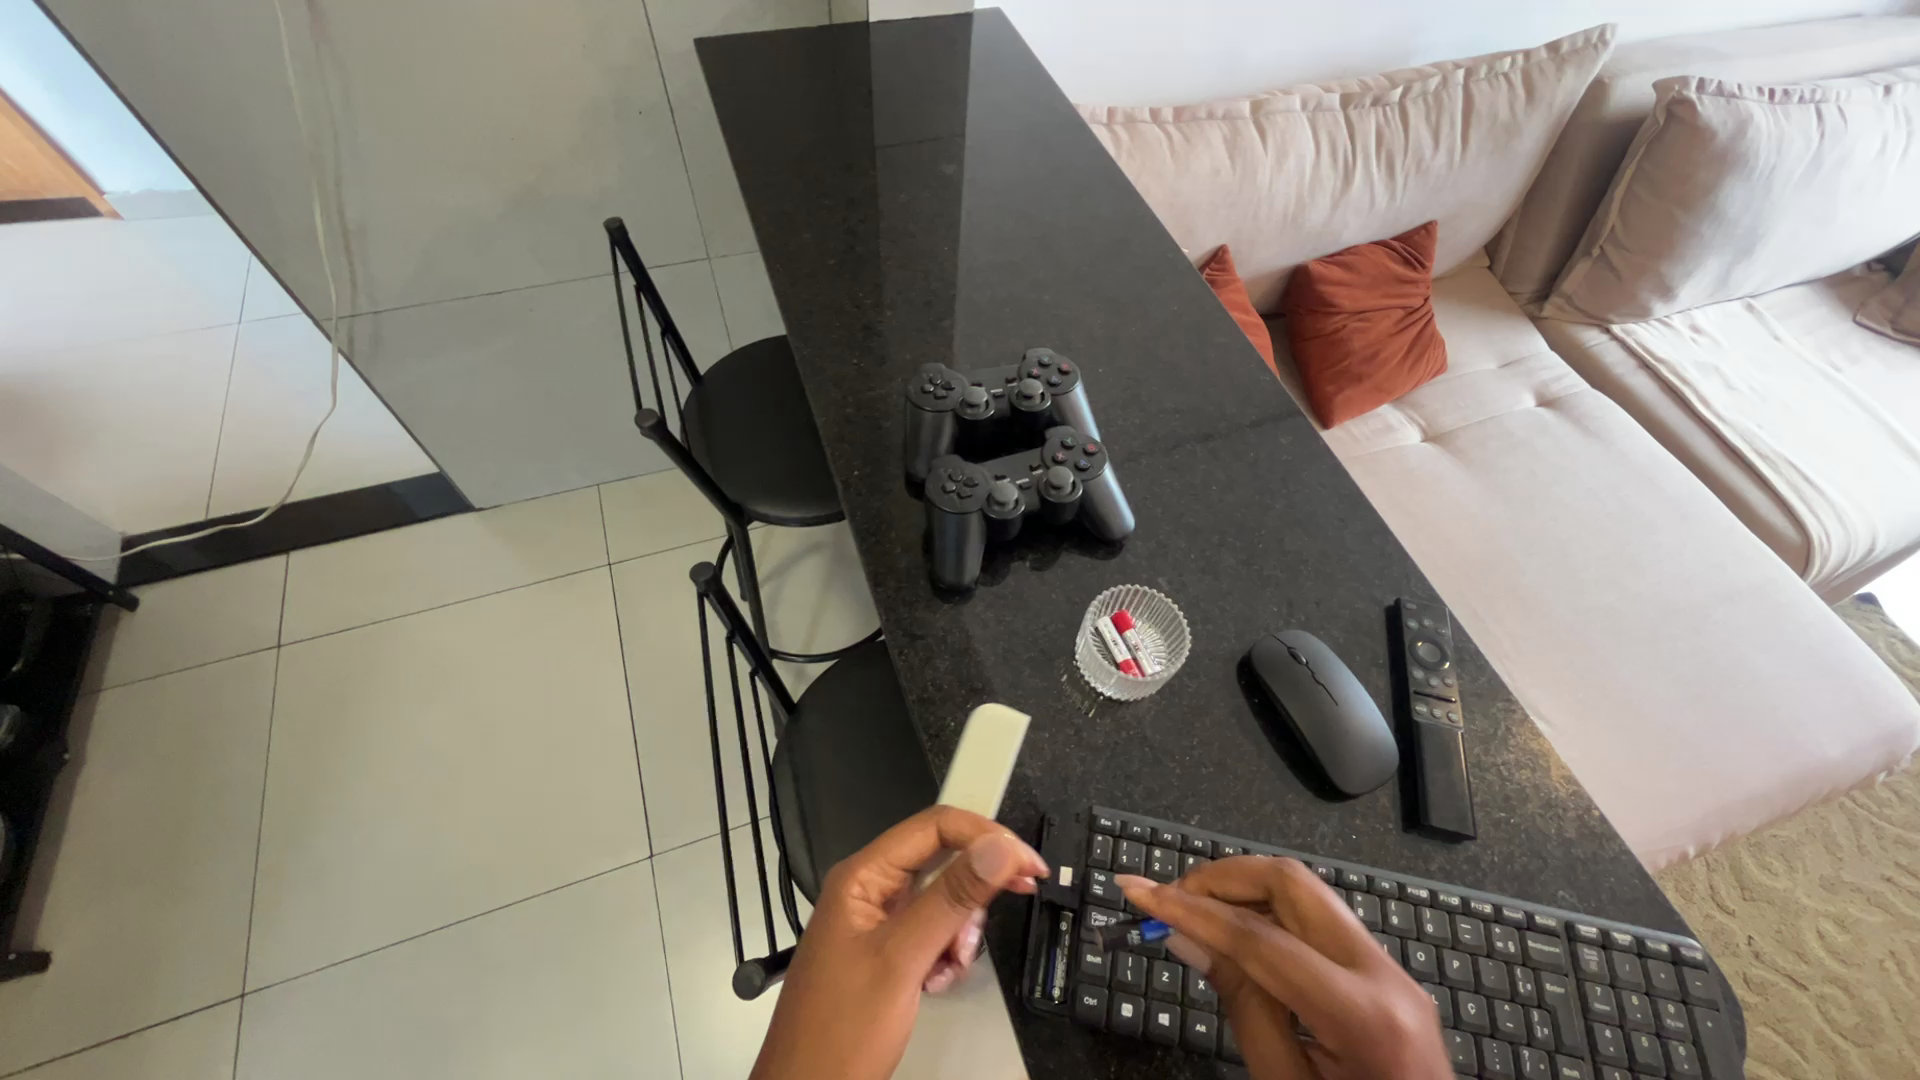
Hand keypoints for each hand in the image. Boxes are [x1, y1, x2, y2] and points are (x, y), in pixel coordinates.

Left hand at [750, 806, 1049, 1079]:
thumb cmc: (836, 1034)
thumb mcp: (902, 960)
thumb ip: (951, 899)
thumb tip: (997, 847)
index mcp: (863, 875)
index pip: (934, 827)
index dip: (984, 835)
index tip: (1025, 861)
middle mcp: (871, 889)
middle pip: (943, 859)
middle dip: (975, 887)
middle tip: (1018, 893)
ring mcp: (879, 921)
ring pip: (944, 898)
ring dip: (961, 929)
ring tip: (950, 963)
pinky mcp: (889, 950)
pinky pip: (935, 931)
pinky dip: (949, 953)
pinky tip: (937, 980)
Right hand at [1118, 857, 1451, 1079]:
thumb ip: (1241, 1005)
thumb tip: (1186, 936)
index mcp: (1361, 1015)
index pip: (1257, 936)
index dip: (1188, 908)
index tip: (1135, 890)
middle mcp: (1384, 973)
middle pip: (1290, 882)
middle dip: (1221, 878)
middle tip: (1171, 900)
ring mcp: (1390, 968)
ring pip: (1304, 890)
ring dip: (1243, 889)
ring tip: (1196, 914)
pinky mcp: (1384, 972)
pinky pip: (1317, 919)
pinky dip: (1268, 912)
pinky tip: (1236, 935)